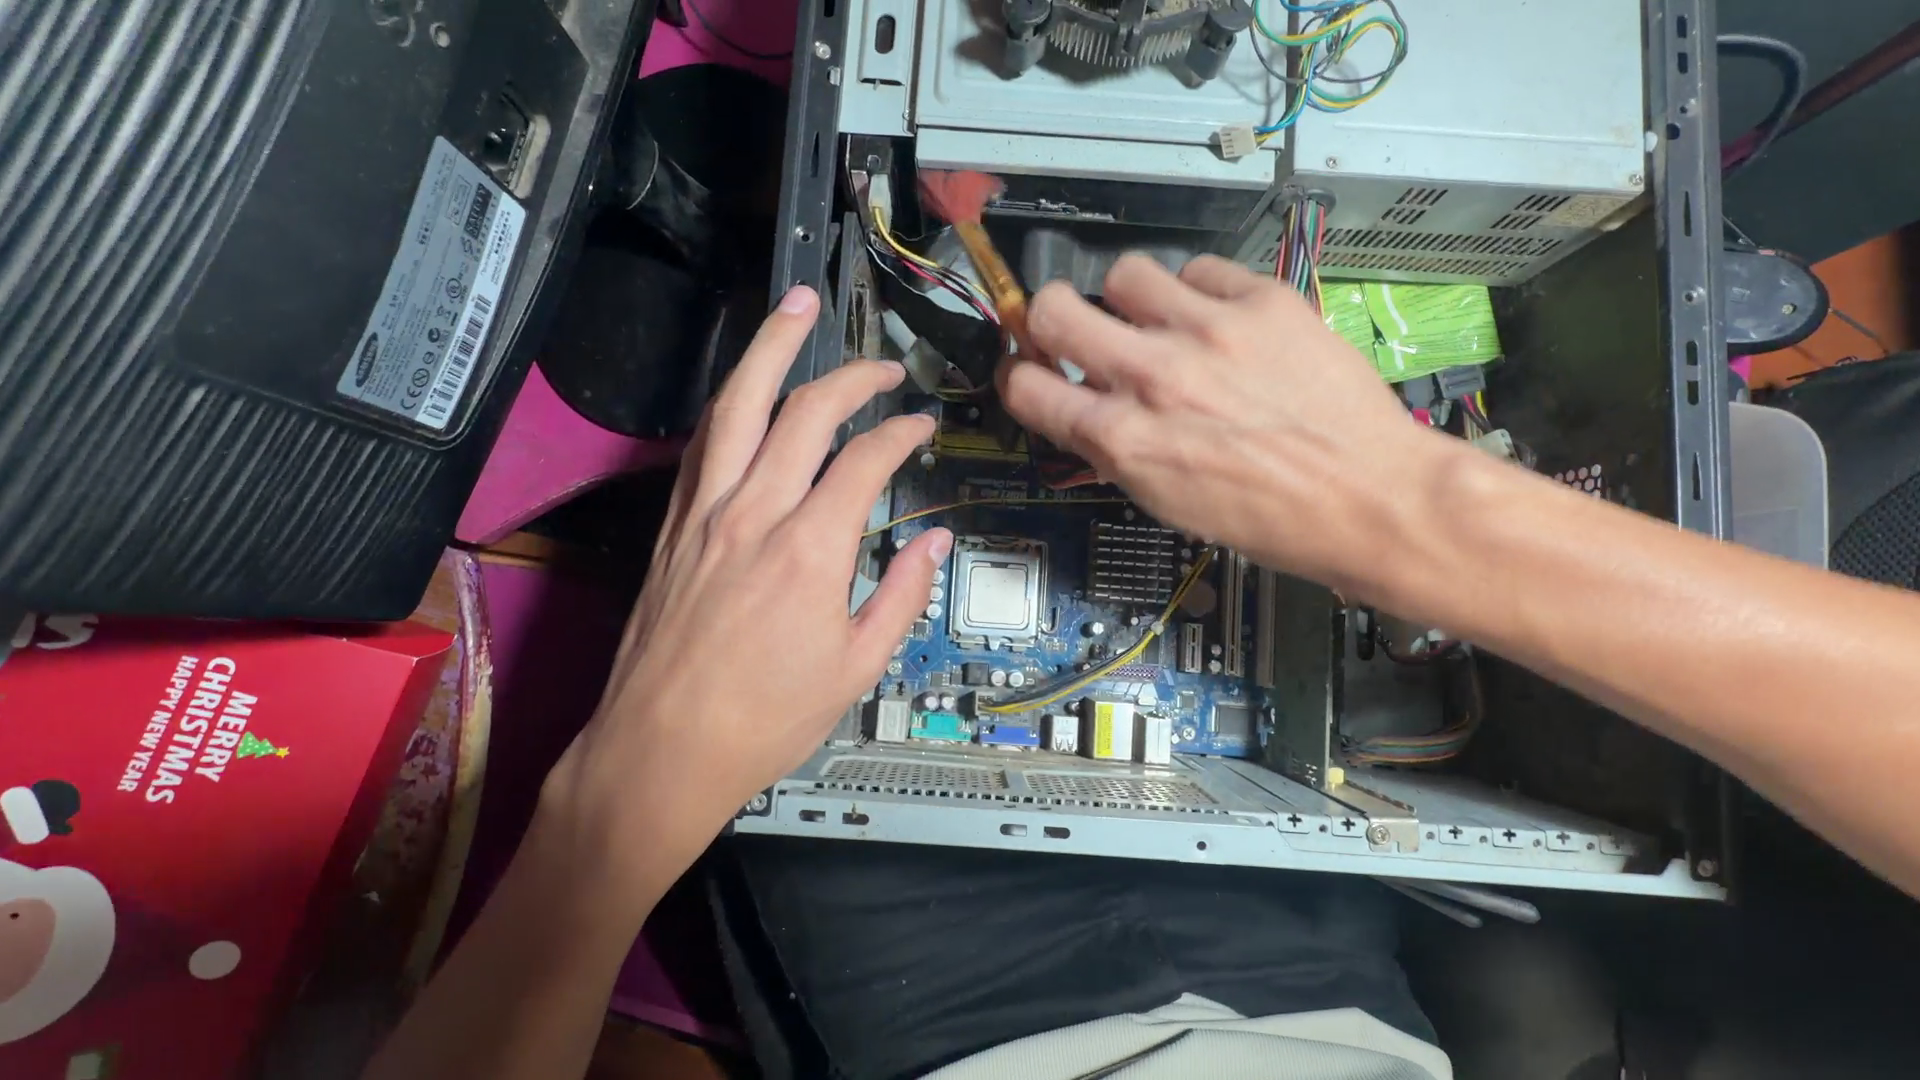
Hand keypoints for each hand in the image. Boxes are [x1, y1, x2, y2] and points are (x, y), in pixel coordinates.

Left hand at [545, 286, 949, 871]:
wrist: (662, 749)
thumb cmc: (768, 719)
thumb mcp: (857, 668)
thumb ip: (901, 595)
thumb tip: (934, 541)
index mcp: (810, 548)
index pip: (866, 459)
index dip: (902, 432)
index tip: (923, 426)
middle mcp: (754, 512)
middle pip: (804, 411)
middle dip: (852, 376)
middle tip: (884, 366)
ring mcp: (704, 511)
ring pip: (738, 405)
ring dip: (770, 348)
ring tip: (796, 305)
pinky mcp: (672, 524)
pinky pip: (703, 443)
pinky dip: (730, 404)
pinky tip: (744, 389)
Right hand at [1001, 253, 1449, 596]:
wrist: (1368, 496)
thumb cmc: (1269, 518)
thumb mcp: (1166, 503)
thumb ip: (1112, 452)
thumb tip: (1079, 417)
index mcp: (1124, 438)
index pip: (1026, 386)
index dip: (1018, 377)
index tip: (1028, 372)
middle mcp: (1155, 376)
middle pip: (1053, 310)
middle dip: (1049, 321)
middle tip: (1073, 333)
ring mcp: (1208, 330)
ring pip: (1124, 274)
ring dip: (1128, 300)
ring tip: (1156, 322)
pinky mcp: (1261, 300)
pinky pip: (1199, 269)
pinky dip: (1197, 292)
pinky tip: (1216, 321)